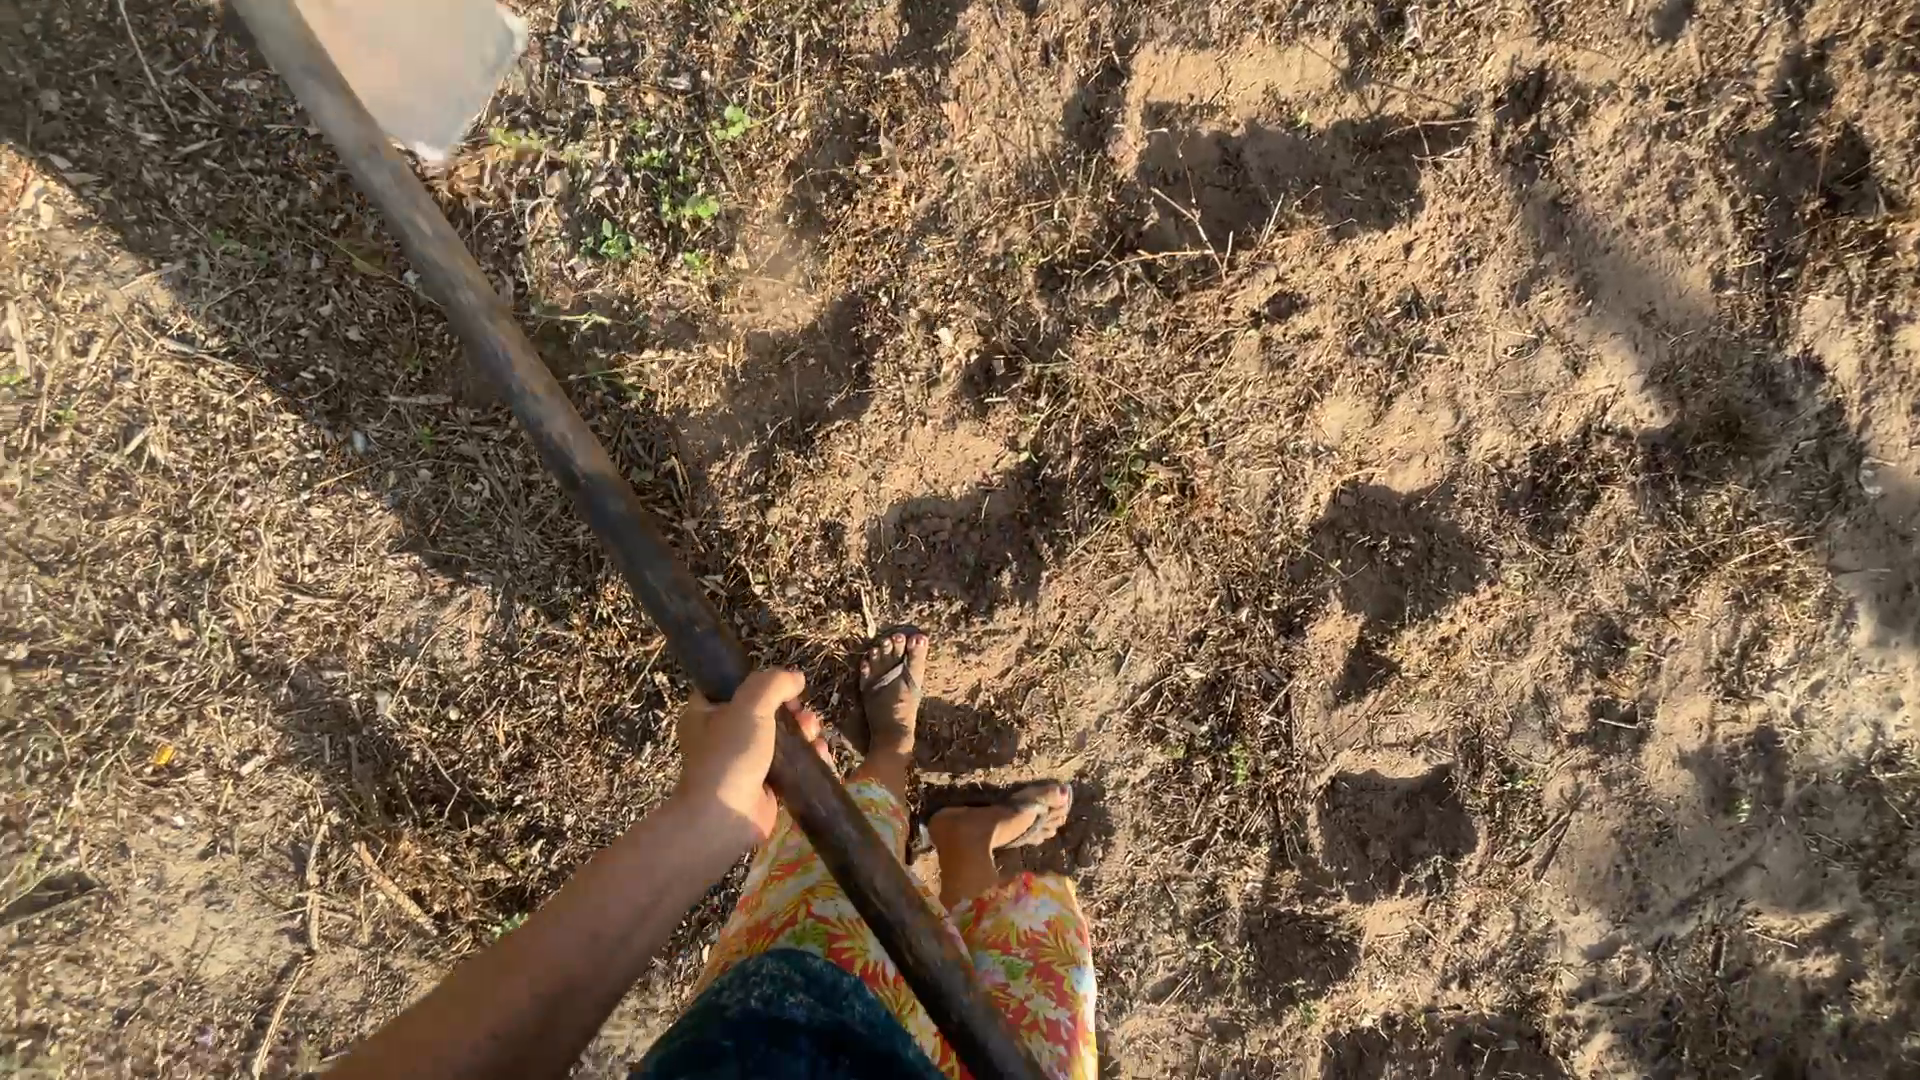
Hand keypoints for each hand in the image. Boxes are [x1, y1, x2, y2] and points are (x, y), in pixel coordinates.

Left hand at [673, 668, 829, 848]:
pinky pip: (792, 762)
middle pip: (766, 710)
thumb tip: (797, 678)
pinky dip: (808, 755)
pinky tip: (820, 752)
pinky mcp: (766, 783)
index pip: (734, 687)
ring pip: (782, 735)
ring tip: (813, 735)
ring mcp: (745, 761)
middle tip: (802, 715)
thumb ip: (774, 684)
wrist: (725, 817)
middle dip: (792, 709)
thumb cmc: (729, 755)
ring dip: (804, 730)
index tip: (782, 687)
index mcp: (706, 713)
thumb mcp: (749, 706)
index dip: (762, 683)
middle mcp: (723, 735)